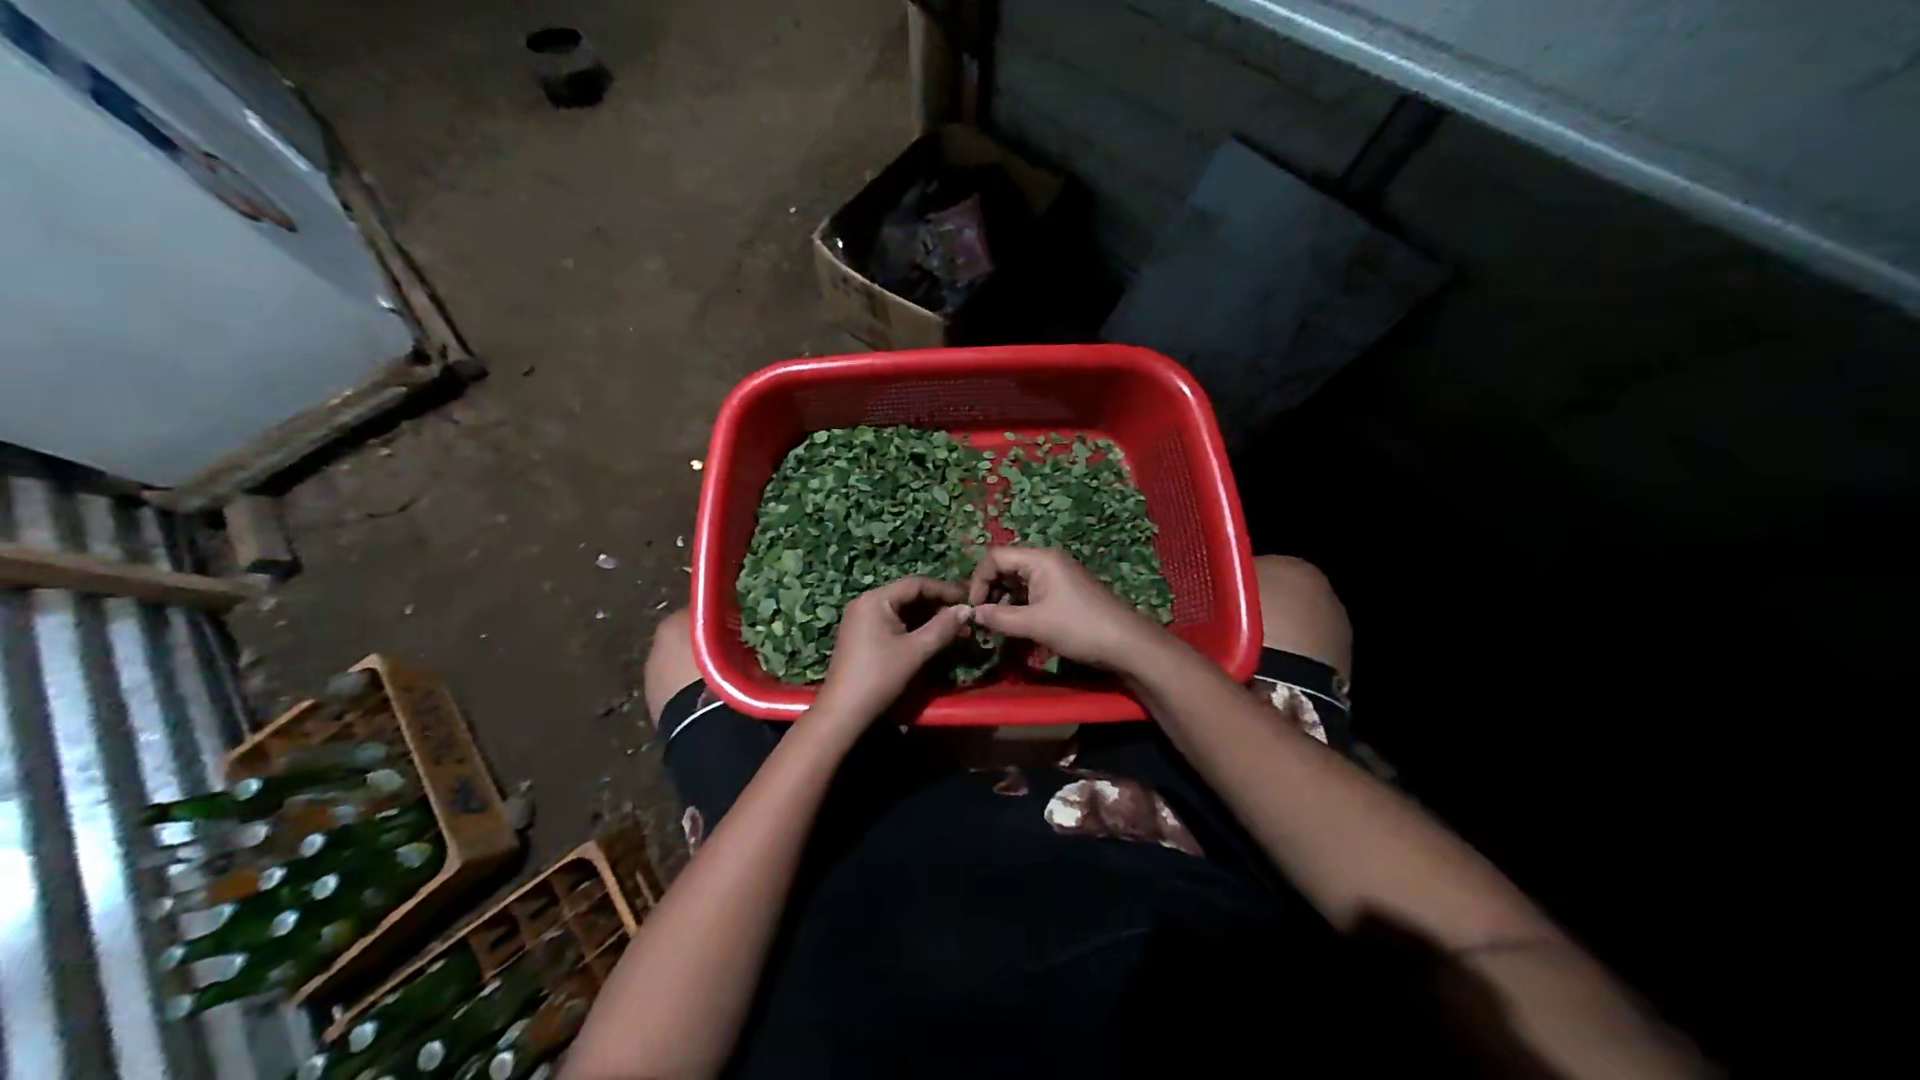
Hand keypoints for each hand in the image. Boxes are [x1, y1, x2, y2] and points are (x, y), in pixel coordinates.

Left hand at [813, 576, 970, 726]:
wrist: (844, 712)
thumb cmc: (879, 677)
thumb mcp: (915, 651)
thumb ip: (943, 627)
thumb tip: (967, 609)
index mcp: (875, 600)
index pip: (916, 584)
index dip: (945, 590)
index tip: (969, 600)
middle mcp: (866, 603)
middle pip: (909, 596)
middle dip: (938, 607)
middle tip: (965, 620)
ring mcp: (862, 620)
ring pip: (903, 611)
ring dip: (929, 619)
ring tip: (955, 631)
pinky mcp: (863, 636)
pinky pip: (894, 623)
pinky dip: (914, 629)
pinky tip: (933, 639)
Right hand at [966, 547, 1165, 670]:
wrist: (1126, 644)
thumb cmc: (1078, 628)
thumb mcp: (1034, 624)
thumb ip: (999, 618)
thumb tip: (972, 614)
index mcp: (1040, 559)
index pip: (995, 557)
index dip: (979, 580)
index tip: (974, 608)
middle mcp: (1047, 561)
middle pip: (1006, 567)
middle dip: (990, 591)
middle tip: (983, 619)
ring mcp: (1057, 576)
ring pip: (1018, 582)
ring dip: (1004, 602)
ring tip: (997, 626)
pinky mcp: (1063, 592)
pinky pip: (1032, 592)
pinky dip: (1019, 606)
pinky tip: (1016, 626)